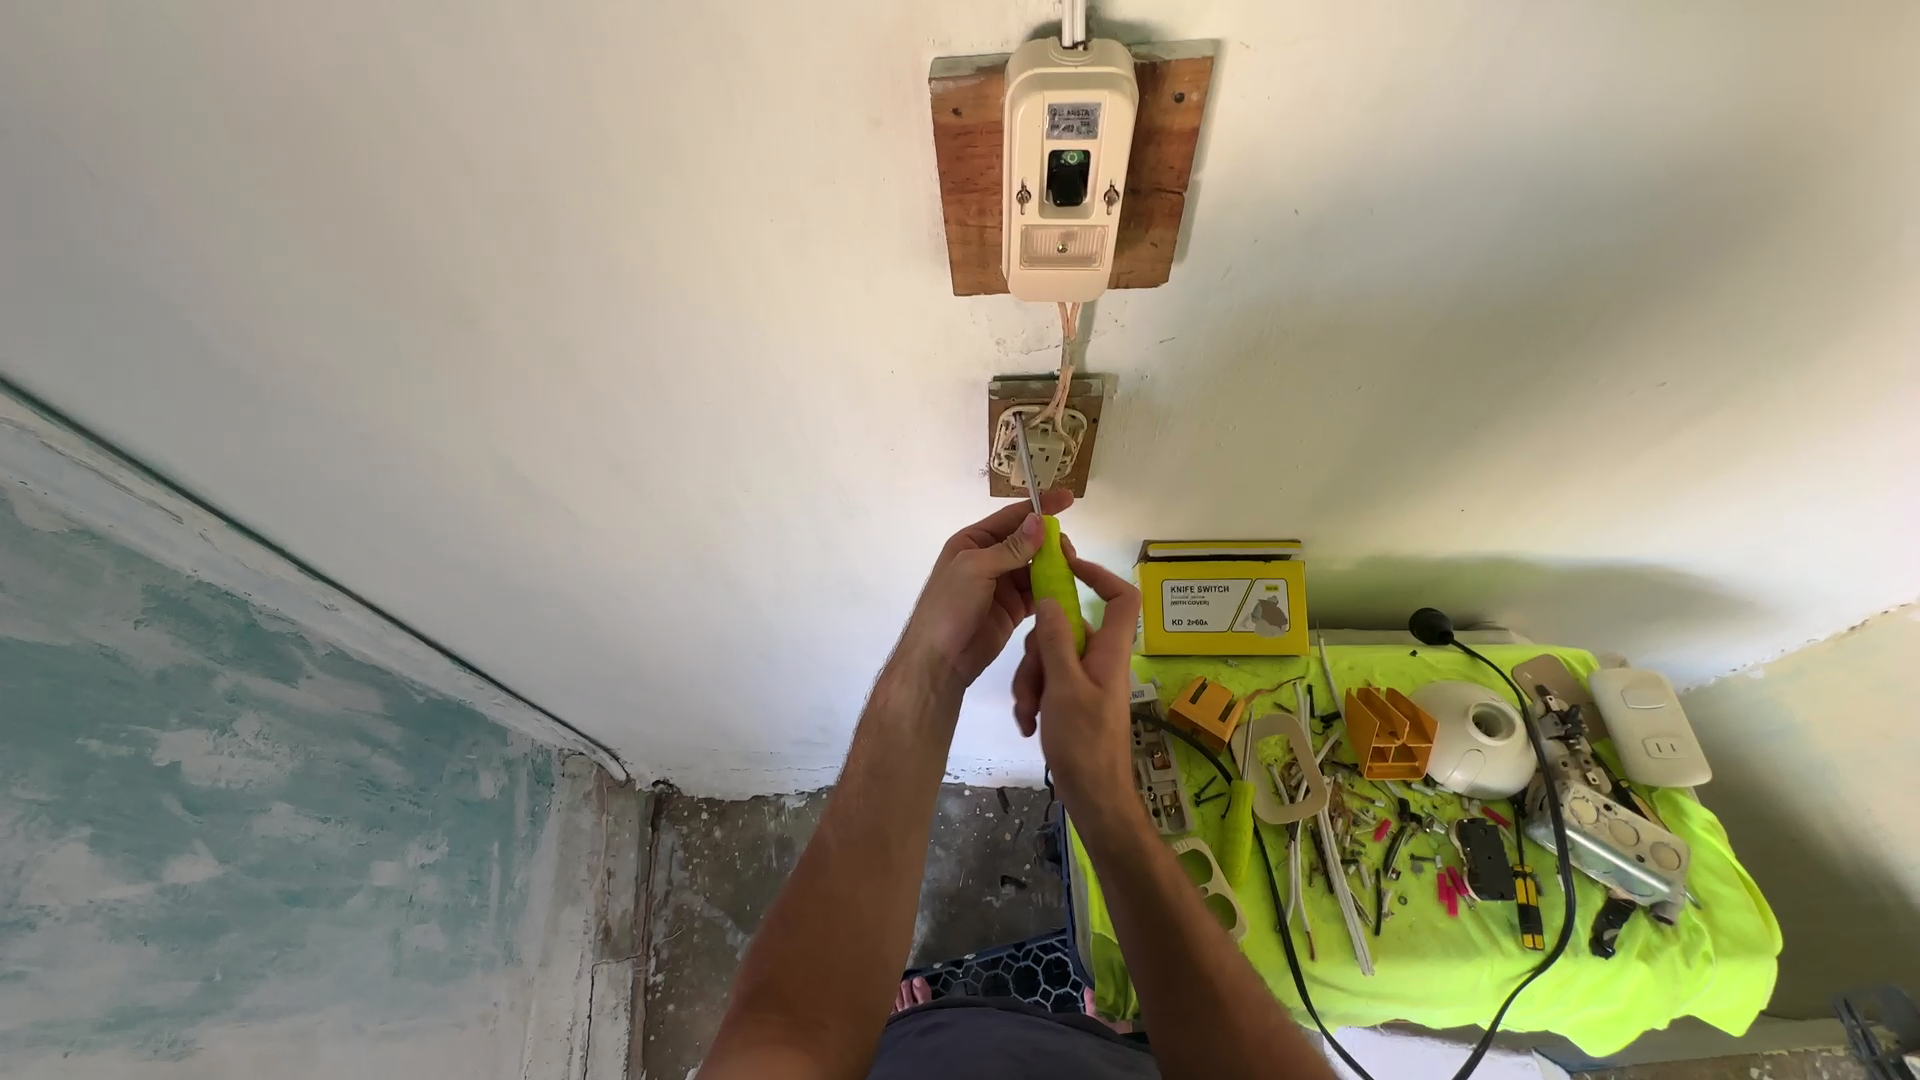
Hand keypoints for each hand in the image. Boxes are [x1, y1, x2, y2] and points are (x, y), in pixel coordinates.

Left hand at [894, 490, 1074, 690]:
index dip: (1039, 507)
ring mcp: (1002, 585)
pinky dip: (1052, 589)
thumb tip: (1039, 520)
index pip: (1011, 517)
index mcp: (973, 541)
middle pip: (1027, 541)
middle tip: (1069, 549)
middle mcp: (988, 559)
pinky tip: (1067, 588)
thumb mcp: (976, 568)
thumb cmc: (950, 606)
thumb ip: (1010, 547)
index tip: (1069, 499)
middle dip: (1050, 541)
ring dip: (1054, 565)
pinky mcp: (1014, 609)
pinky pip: (1038, 592)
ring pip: (1036, 567)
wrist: (941, 659)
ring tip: (1072, 568)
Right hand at [1010, 545, 1144, 831]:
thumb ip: (1056, 640)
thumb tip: (1050, 598)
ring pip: (1050, 656)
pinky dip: (1034, 697)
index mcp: (1110, 651)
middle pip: (1066, 629)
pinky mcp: (1072, 699)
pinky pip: (1048, 680)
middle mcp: (1100, 660)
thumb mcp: (1064, 687)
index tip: (1065, 565)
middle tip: (1028, 684)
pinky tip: (1028, 723)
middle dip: (1036, 653)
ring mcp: (1086, 680)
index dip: (1099, 574)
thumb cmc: (1084, 743)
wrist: (1093, 797)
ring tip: (1027, 713)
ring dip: (1030, 681)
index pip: (1121, 597)